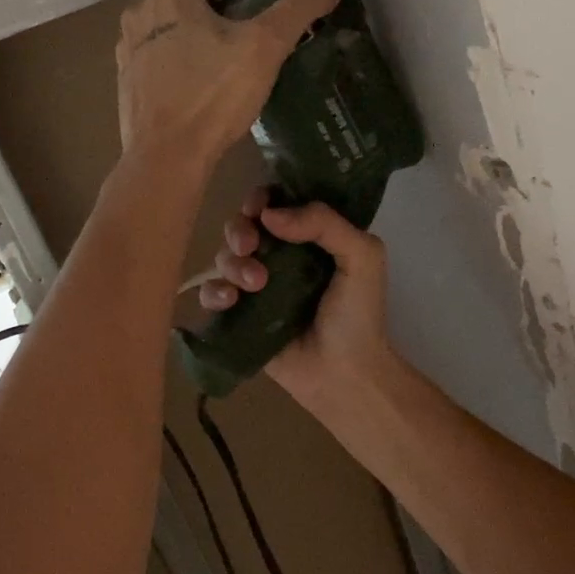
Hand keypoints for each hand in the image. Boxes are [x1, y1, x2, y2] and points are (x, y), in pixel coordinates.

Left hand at [116, 0, 345, 171]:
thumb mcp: (266, 46)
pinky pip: (157, 58)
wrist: (167, 158)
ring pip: (169, 27)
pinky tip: (201, 82)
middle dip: (217, 4)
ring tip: (229, 54)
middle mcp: (141, 12)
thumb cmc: (214, 95)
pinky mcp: (125, 81)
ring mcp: (128, 48)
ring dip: (194, 33)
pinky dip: (177, 61)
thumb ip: (300, 5)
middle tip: (253, 25)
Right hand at [200, 188, 395, 402]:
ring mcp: (256, 286)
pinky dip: (212, 290)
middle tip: (251, 246)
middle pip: (243, 225)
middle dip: (239, 230)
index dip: (261, 198)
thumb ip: (325, 224)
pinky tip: (229, 299)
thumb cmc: (359, 315)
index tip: (260, 208)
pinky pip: (212, 293)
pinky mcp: (239, 316)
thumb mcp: (363, 257)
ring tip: (255, 284)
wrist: (345, 375)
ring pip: (225, 256)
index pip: (276, 202)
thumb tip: (269, 215)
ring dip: (231, 262)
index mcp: (308, 236)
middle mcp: (279, 256)